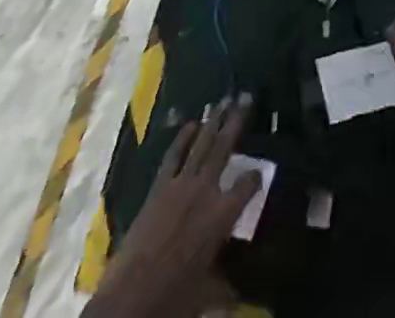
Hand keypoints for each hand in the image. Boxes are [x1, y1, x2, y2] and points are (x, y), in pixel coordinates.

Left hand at [84, 96, 262, 317]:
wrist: (135, 291)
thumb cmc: (178, 294)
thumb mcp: (211, 290)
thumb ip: (226, 283)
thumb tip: (238, 294)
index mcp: (223, 215)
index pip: (247, 186)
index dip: (255, 178)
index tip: (260, 172)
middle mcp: (204, 191)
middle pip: (223, 151)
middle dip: (235, 125)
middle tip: (244, 100)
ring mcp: (180, 184)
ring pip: (200, 146)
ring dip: (212, 123)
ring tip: (223, 103)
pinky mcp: (159, 186)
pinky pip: (174, 155)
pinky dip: (183, 138)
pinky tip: (192, 123)